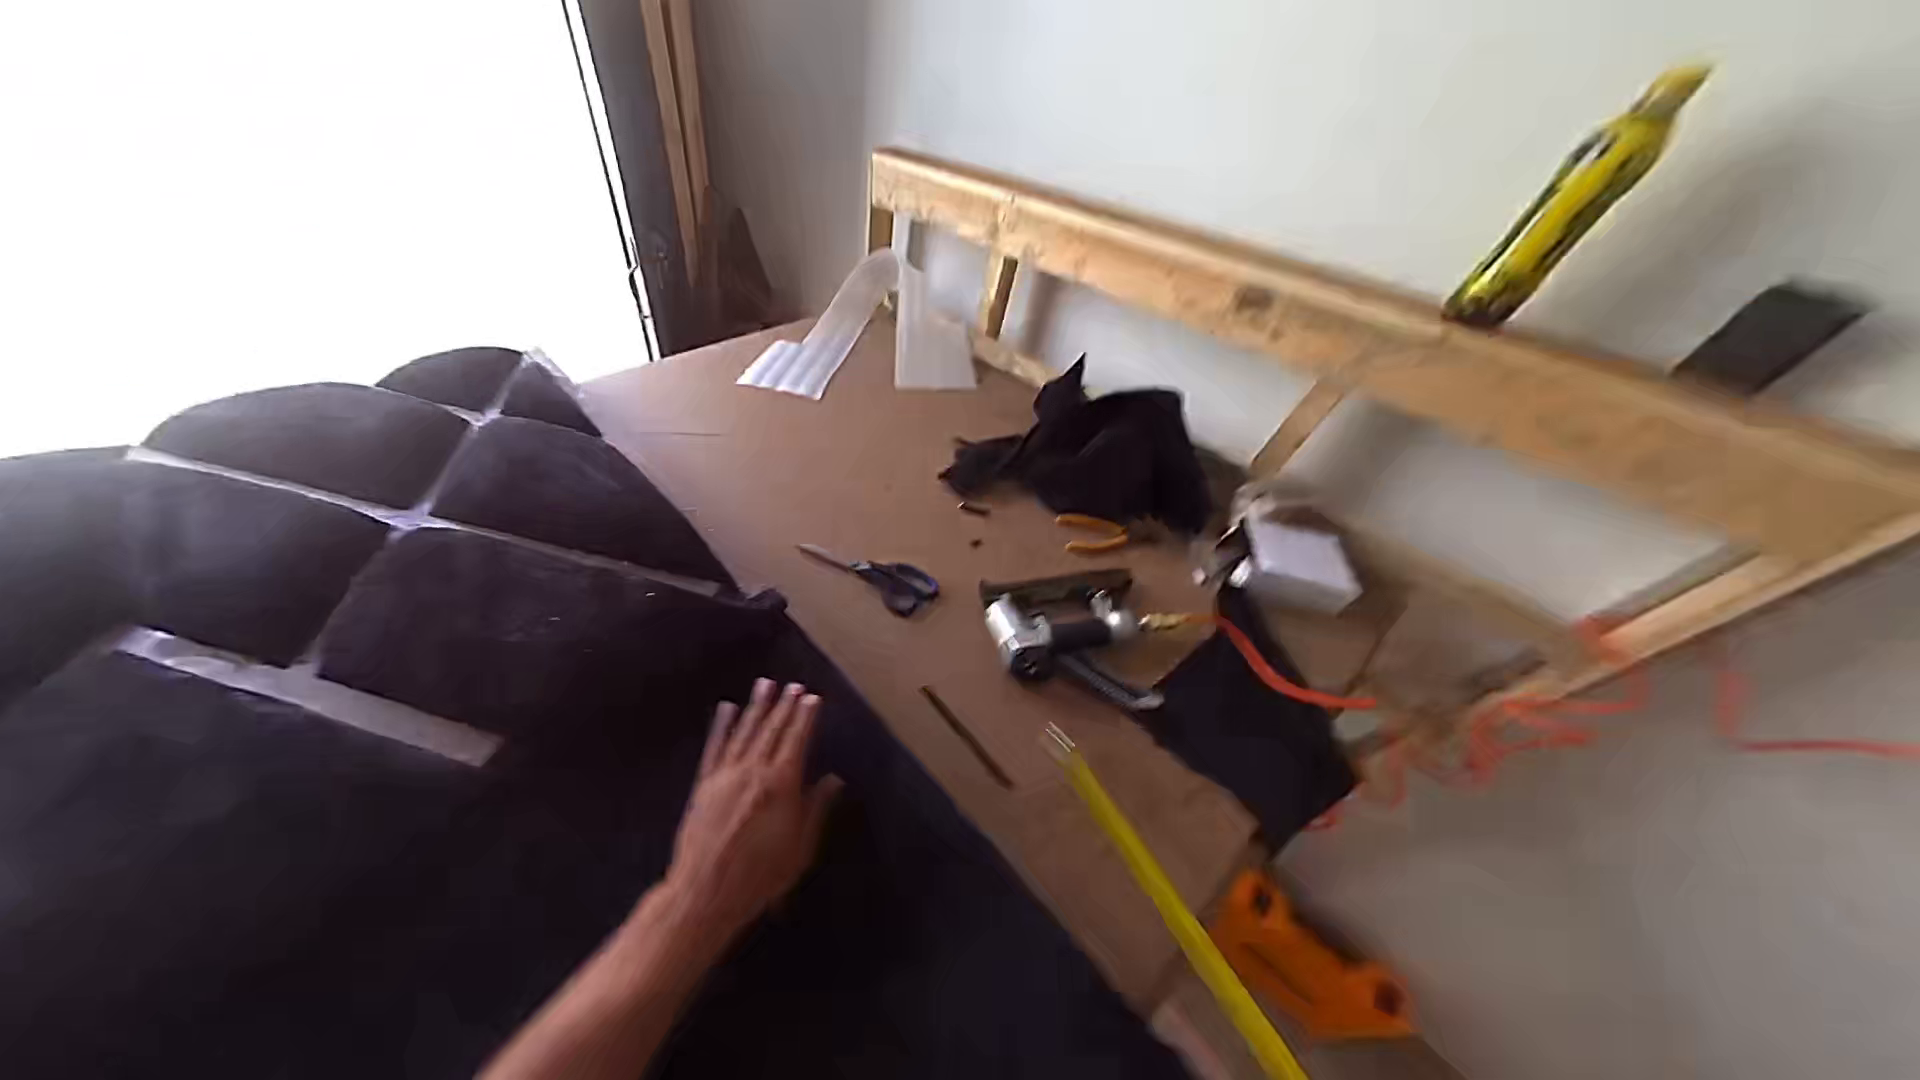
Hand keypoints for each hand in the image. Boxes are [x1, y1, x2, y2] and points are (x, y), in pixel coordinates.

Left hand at [663, 679, 842, 941]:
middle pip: (772, 730)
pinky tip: (727, 708)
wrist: (706, 892)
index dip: (805, 717)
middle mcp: (754, 771)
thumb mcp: (801, 847)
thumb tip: (833, 779)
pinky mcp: (704, 784)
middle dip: (785, 705)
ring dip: (757, 706)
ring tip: (765, 684)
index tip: (812, 697)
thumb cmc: (761, 874)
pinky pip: (715, 747)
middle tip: (793, 685)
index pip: (797, 740)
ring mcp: (726, 775)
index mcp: (782, 784)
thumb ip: (816, 808)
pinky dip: (722, 725)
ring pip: (745, 731)